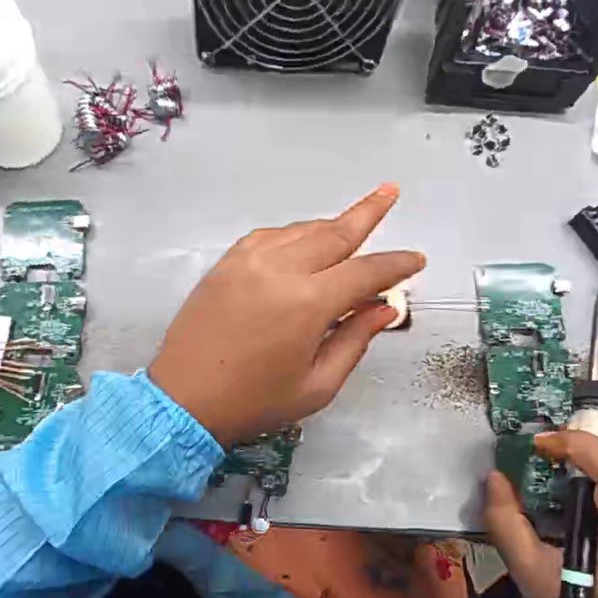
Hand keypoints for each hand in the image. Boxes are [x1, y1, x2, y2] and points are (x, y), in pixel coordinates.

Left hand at [148, 184, 425, 445]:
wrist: (182, 403)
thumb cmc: (252, 403)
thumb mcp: (316, 386)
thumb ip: (354, 342)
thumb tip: (383, 310)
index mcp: (307, 304)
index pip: (365, 272)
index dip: (395, 266)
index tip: (415, 261)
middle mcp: (278, 271)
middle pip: (333, 233)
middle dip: (367, 214)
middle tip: (390, 194)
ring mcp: (246, 263)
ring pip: (299, 231)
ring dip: (328, 227)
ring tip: (351, 226)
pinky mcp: (223, 267)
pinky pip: (265, 238)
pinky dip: (290, 235)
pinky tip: (300, 243)